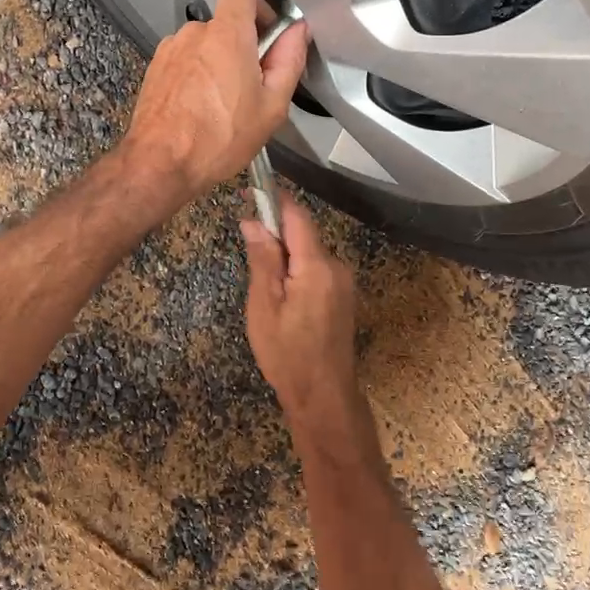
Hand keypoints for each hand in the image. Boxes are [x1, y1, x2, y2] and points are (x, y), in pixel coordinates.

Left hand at [120, 0, 308, 200]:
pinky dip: (197, 75)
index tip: (270, 32)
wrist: (161, 164)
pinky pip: (186, 60)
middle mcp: (194, 34)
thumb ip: (289, 60)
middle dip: (243, 44)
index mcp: (227, 35)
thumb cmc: (216, 140)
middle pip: (226, 22)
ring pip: (205, 44)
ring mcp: (171, 50)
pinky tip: (203, 107)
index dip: (261, 5)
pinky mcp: (157, 68)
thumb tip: (298, 32)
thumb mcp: (271, 106)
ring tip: (226, 102)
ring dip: (218, 62)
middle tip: (254, 82)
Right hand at [241, 194, 359, 422]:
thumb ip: (262, 259)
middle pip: (303, 234)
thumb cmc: (287, 353)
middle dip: (275, 234)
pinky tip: (280, 298)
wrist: (323, 397)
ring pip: (308, 254)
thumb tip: (252, 220)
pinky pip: (316, 271)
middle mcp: (337, 267)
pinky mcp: (342, 298)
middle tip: (246, 251)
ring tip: (260, 284)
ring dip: (284, 256)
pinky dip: (295, 272)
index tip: (249, 193)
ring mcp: (343, 284)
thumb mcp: (264, 305)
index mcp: (318, 266)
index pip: (297, 216)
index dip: (274, 201)